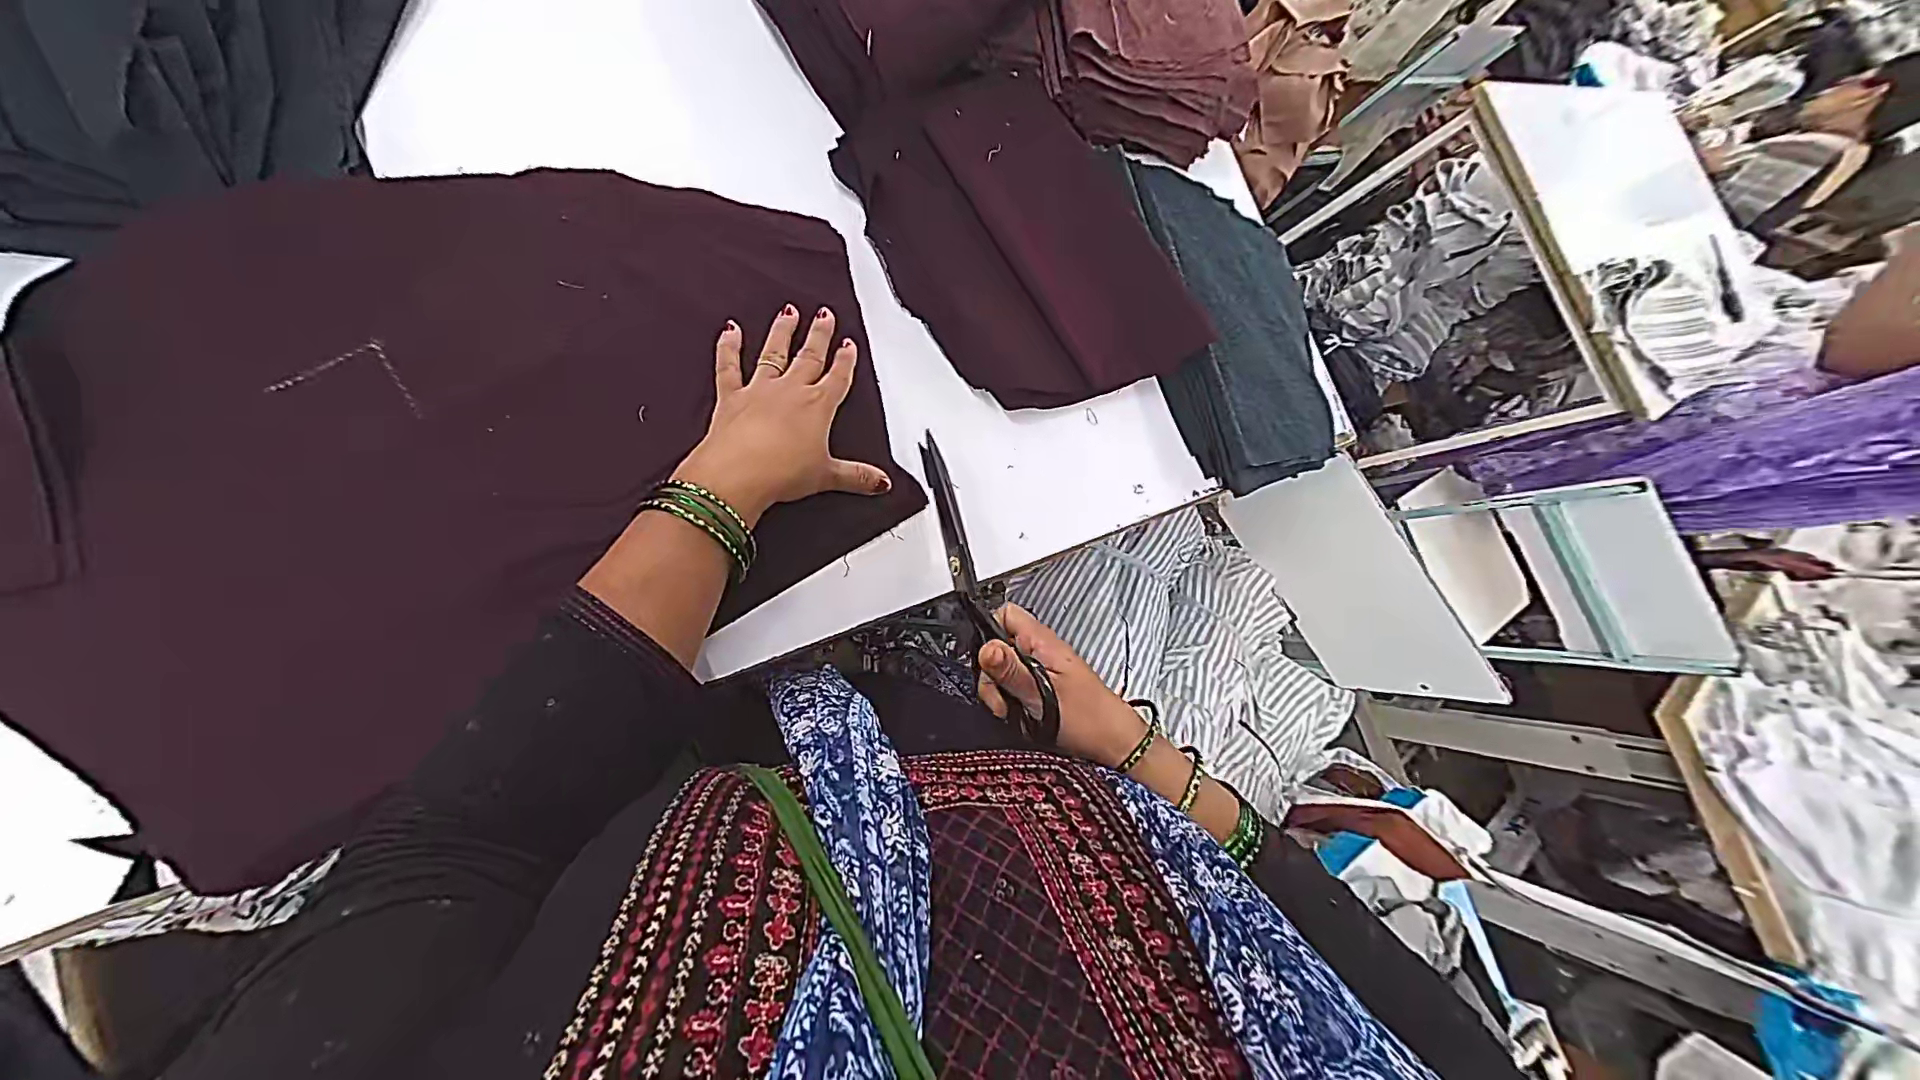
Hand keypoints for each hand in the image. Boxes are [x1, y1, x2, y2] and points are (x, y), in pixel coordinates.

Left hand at [672, 304, 892, 526]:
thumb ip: (856, 476)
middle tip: (825, 316)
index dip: (845, 361)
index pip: (837, 377)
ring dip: (782, 332)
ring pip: (774, 353)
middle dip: (820, 335)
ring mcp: (759, 391)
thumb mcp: (827, 476)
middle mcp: (789, 392)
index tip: (849, 346)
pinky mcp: (731, 398)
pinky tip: (731, 331)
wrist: (738, 474)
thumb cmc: (780, 472)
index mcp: (817, 406)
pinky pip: (729, 366)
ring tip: (788, 313)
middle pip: (810, 357)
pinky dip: (729, 347)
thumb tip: (879, 482)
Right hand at [976, 603, 1149, 766]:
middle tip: (1003, 697)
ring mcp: (1040, 667)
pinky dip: (1011, 699)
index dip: (989, 633)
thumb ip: (1011, 671)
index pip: (1004, 613)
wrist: (1114, 743)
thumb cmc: (1089, 719)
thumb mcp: (1041, 695)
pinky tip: (1021, 713)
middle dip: (992, 674)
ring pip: (1002, 668)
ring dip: (1001, 691)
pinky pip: (1013, 684)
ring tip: (1015, 710)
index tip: (988, 663)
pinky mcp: (1040, 684)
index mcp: (1042, 641)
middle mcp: (1040, 649)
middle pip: (997, 646)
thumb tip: (985, 649)